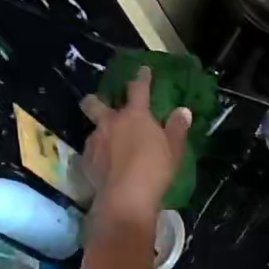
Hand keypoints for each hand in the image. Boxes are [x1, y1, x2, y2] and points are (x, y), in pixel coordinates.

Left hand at [79, 66, 190, 226]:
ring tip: (109, 145)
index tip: (142, 70)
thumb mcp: (173, 149)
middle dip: (96, 101)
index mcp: (135, 115)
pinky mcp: (86, 161)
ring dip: (100, 132)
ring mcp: (95, 141)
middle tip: (101, 105)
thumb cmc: (155, 169)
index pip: (138, 89)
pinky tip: (106, 165)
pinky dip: (98, 155)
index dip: (141, 78)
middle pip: (95, 103)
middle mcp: (110, 123)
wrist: (126, 198)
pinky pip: (91, 151)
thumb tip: (183, 111)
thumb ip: (177, 128)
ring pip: (93, 129)